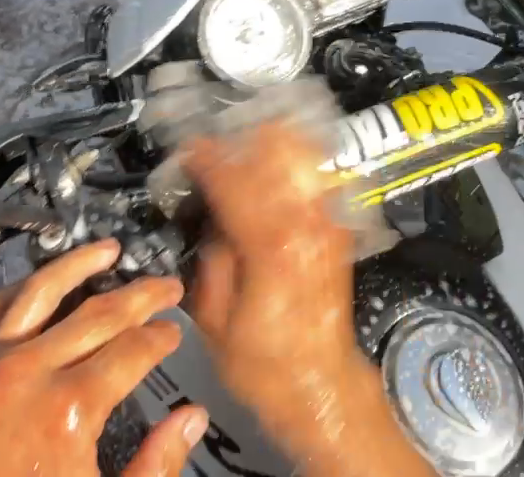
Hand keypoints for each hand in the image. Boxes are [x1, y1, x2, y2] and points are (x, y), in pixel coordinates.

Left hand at [0, 241, 207, 476]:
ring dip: (80, 264)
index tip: (177, 331)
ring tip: (110, 249)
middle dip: (141, 296)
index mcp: (70, 408)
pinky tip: (41, 283)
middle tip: (169, 285)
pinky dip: (22, 288)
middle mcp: (31, 369)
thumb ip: (154, 466)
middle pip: (98, 314)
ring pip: (43, 291)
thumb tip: (193, 416)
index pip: (132, 351)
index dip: (160, 338)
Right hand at [183, 126, 432, 476]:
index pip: (231, 177)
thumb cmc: (266, 366)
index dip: (203, 157)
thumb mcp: (214, 320)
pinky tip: (273, 161)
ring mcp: (328, 222)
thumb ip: (209, 257)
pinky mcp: (337, 228)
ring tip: (242, 142)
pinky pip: (317, 174)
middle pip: (275, 148)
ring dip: (269, 140)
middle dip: (239, 138)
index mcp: (269, 245)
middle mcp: (305, 224)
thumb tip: (207, 218)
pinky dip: (294, 158)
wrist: (321, 387)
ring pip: (302, 151)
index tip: (186, 150)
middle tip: (213, 143)